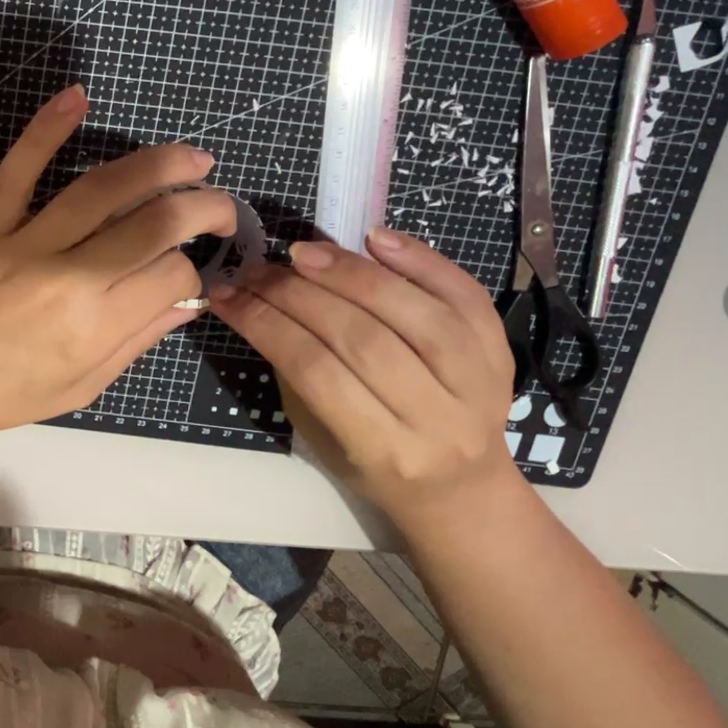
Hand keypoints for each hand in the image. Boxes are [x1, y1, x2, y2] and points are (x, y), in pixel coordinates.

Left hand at [0, 84, 234, 442]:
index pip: (171, 275)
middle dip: (201, 207)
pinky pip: (18, 170)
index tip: (186, 271)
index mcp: (92, 329)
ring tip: (192, 158)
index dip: (191, 270)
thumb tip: (189, 300)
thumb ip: (134, 342)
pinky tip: (77, 98)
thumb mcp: (76, 390)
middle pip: (152, 224)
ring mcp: (21, 245)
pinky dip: (45, 129)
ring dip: (154, 164)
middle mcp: (65, 281)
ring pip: (99, 189)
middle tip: (220, 201)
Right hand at [205, 228, 520, 527]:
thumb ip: (298, 372)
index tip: (226, 294)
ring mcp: (478, 384)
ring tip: (302, 252)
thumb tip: (262, 303)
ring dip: (351, 273)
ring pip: (412, 314)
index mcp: (382, 448)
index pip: (314, 370)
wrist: (462, 489)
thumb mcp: (321, 434)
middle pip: (359, 338)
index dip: (264, 323)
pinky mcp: (501, 353)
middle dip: (297, 294)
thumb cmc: (373, 465)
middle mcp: (436, 418)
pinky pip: (463, 296)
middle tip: (255, 270)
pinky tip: (374, 238)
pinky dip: (420, 259)